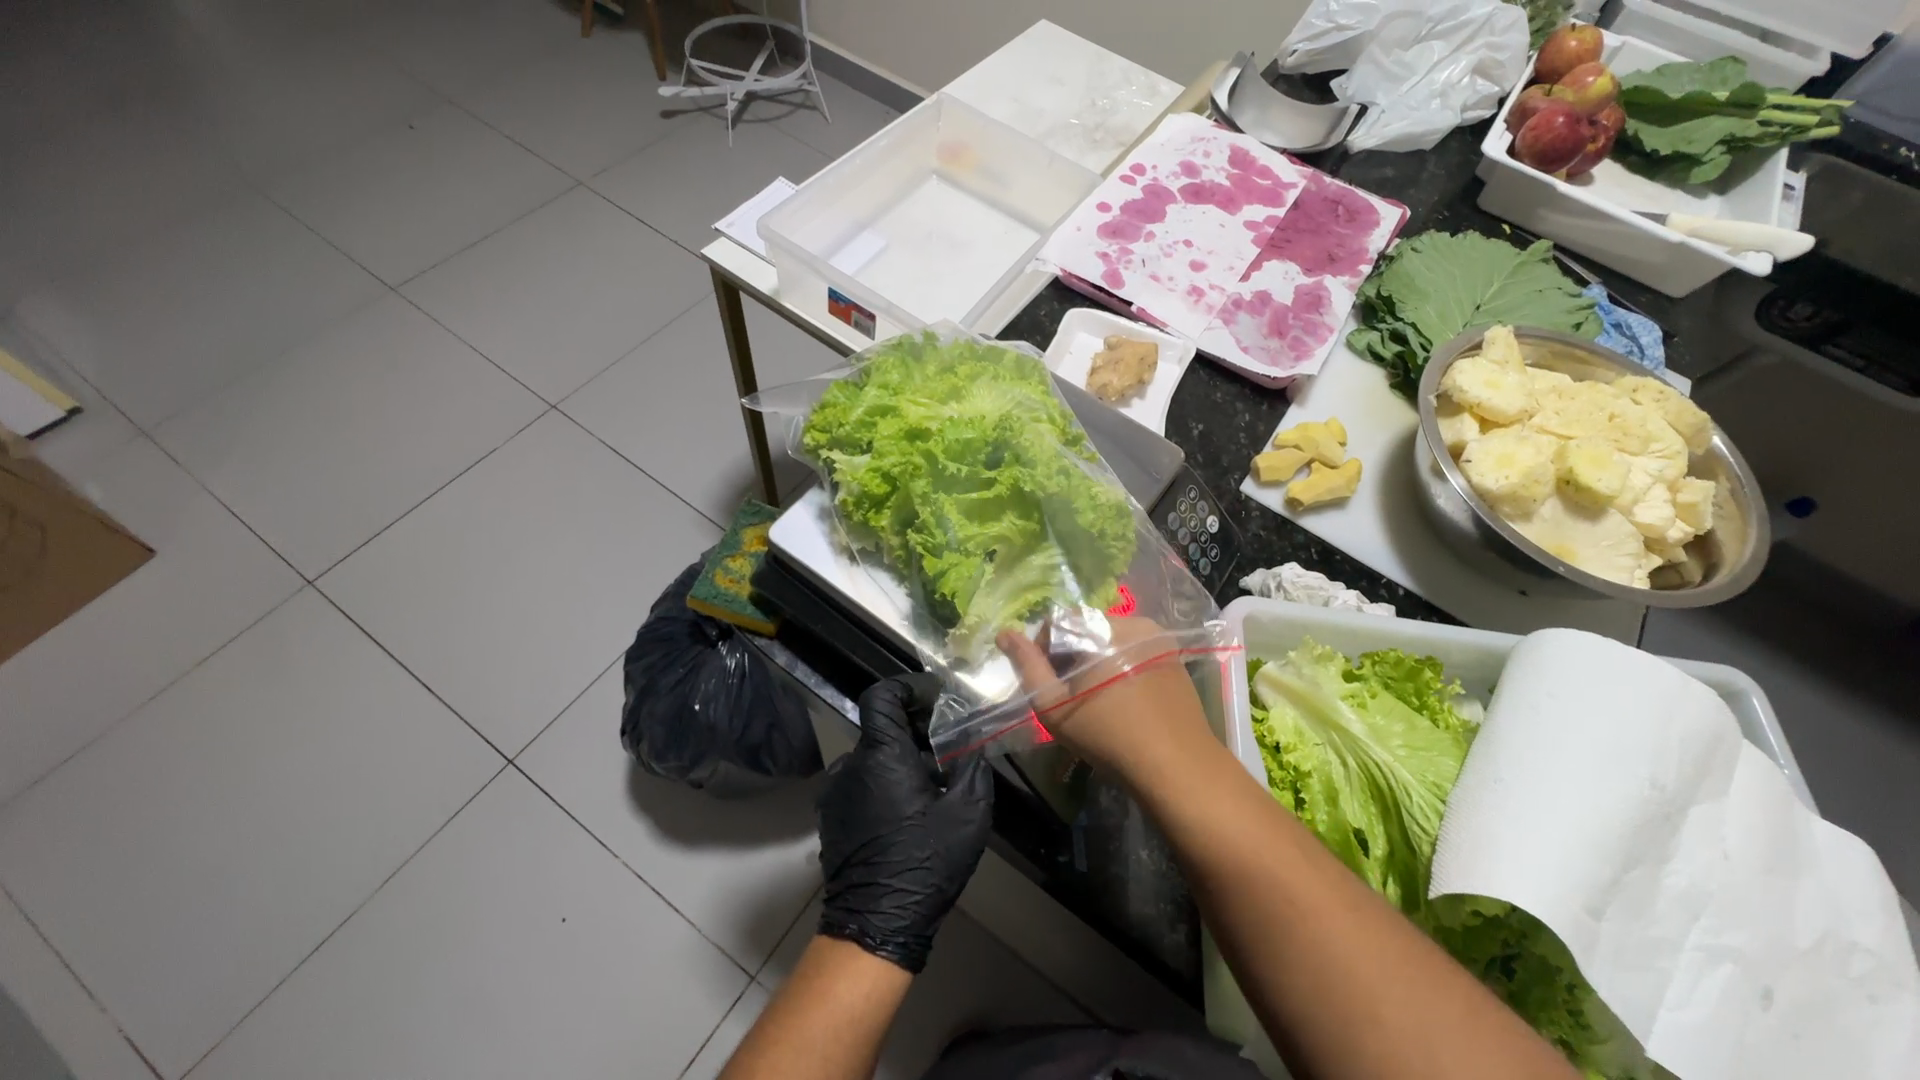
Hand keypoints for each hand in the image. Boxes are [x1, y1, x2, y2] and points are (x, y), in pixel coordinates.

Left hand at [816, 673, 992, 973]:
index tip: (934, 700)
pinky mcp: (831, 818)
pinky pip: (861, 786)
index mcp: (881, 754)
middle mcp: (850, 766)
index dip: (908, 688)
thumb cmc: (926, 862)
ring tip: (934, 793)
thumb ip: (972, 766)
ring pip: (874, 761)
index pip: (882, 695)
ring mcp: (836, 793)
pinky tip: (909, 816)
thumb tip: (970, 743)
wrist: (877, 921)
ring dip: (902, 765)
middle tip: (949, 755)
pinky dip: (885, 787)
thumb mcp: (968, 812)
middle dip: (917, 735)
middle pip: (883, 731)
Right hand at [996, 617, 1214, 782]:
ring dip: (1098, 659)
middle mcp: (1132, 622)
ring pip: (1112, 639)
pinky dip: (1123, 666)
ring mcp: (1158, 638)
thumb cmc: (1108, 736)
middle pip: (1086, 627)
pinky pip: (1137, 650)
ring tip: (1098, 698)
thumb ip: (1027, 666)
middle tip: (1071, 694)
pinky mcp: (1175, 657)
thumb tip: (1005, 634)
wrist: (1177, 765)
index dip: (1044, 650)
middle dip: (1072, 654)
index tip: (1048, 683)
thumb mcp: (1054, 707)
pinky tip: (1125, 700)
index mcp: (1101, 629)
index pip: (1058, 622)